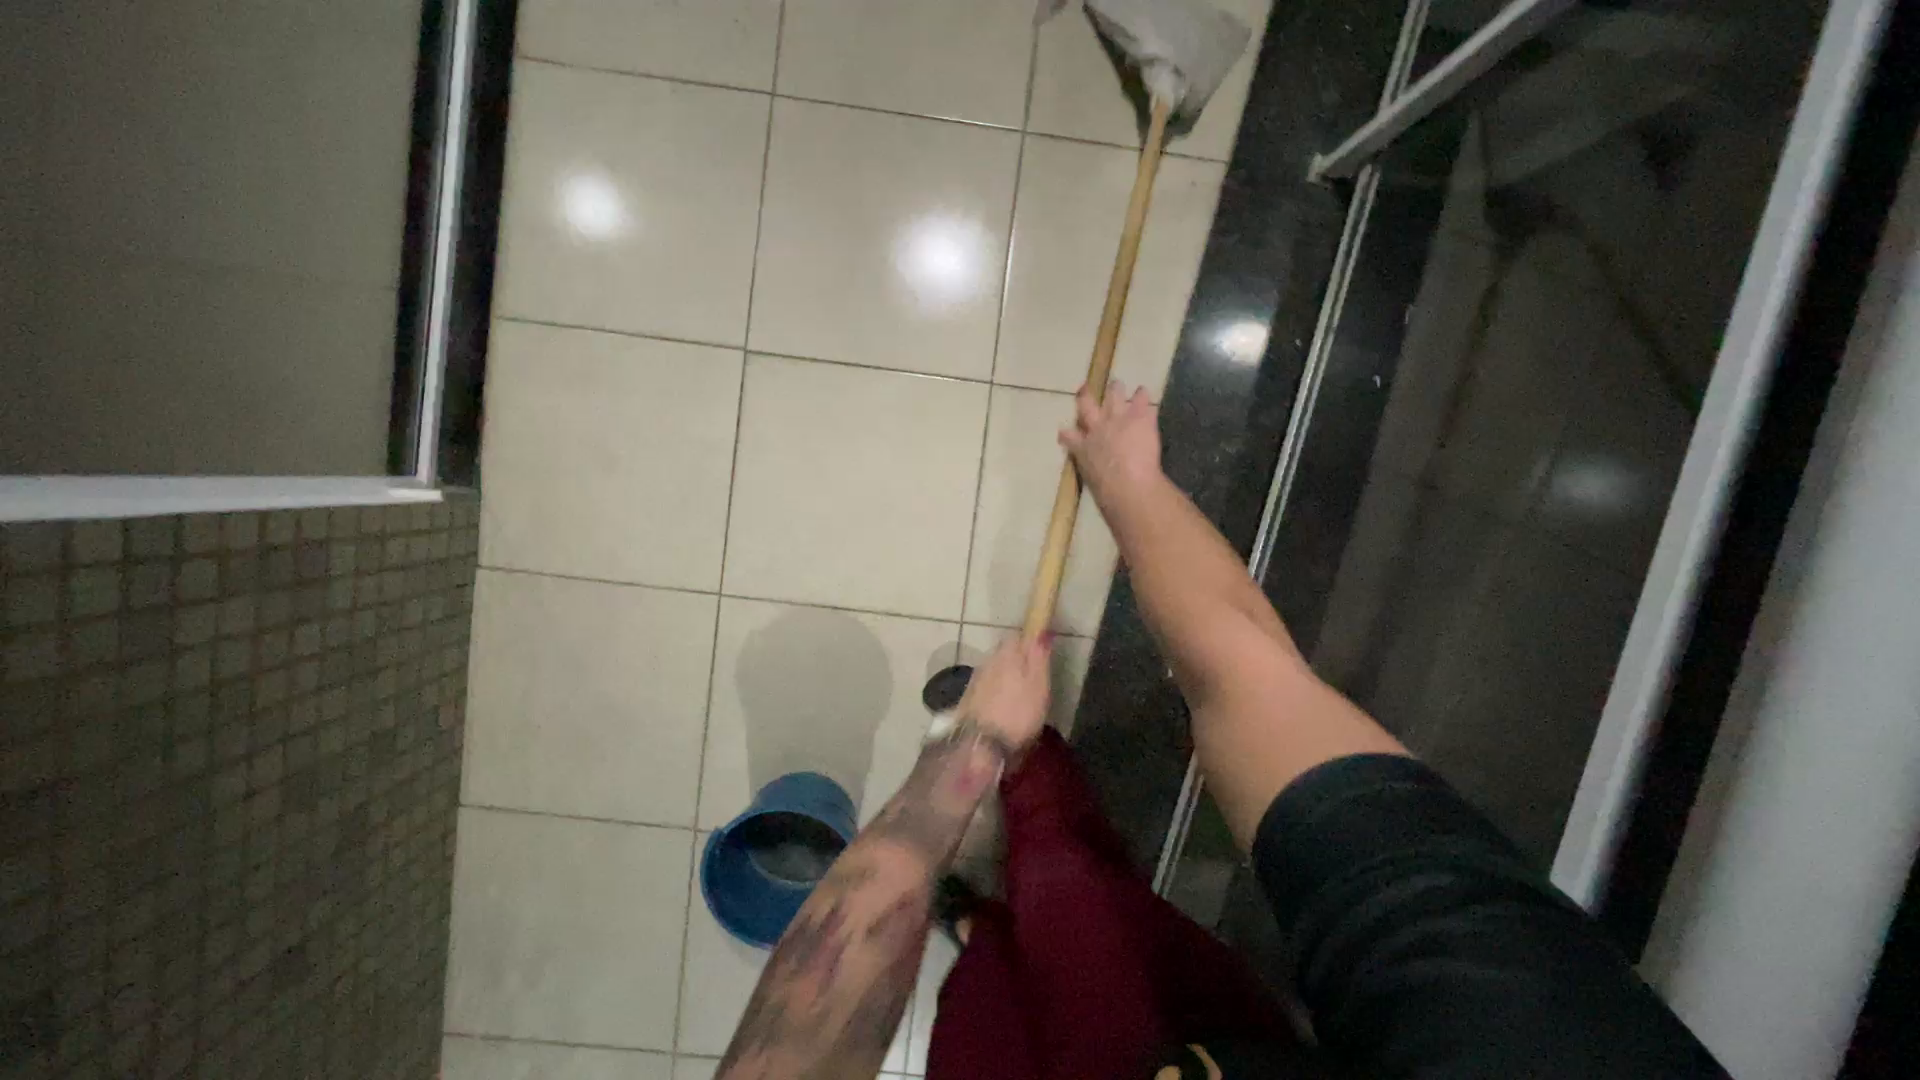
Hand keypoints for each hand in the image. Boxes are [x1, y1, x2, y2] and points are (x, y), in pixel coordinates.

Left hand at [957, 637, 1051, 751]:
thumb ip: (1039, 655)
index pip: (1018, 636)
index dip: (1030, 641)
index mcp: (1007, 653)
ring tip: (1020, 693)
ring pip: (995, 668)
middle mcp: (988, 660)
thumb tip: (1042, 629)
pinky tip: (1003, 703)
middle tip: (1034, 675)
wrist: (980, 744)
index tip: (1041, 651)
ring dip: (1006, 675)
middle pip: (1004, 651)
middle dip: (1018, 658)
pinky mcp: (968, 697)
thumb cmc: (1018, 713)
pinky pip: (987, 684)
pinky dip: (996, 689)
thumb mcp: (1039, 684)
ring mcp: (976, 678)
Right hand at [1059, 381, 1163, 501]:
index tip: (1064, 429)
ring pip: (1113, 396)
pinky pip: (1140, 400)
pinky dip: (1142, 395)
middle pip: (1087, 406)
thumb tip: (1098, 481)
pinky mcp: (1138, 417)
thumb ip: (1093, 474)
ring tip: (1117, 383)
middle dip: (1085, 397)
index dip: (1066, 432)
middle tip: (1084, 388)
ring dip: (1115, 389)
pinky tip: (1144, 391)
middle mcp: (1096, 428)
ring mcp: (1117, 419)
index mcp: (1082, 448)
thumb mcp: (1092, 482)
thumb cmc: (1107, 492)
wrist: (1126, 482)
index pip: (1068, 436)